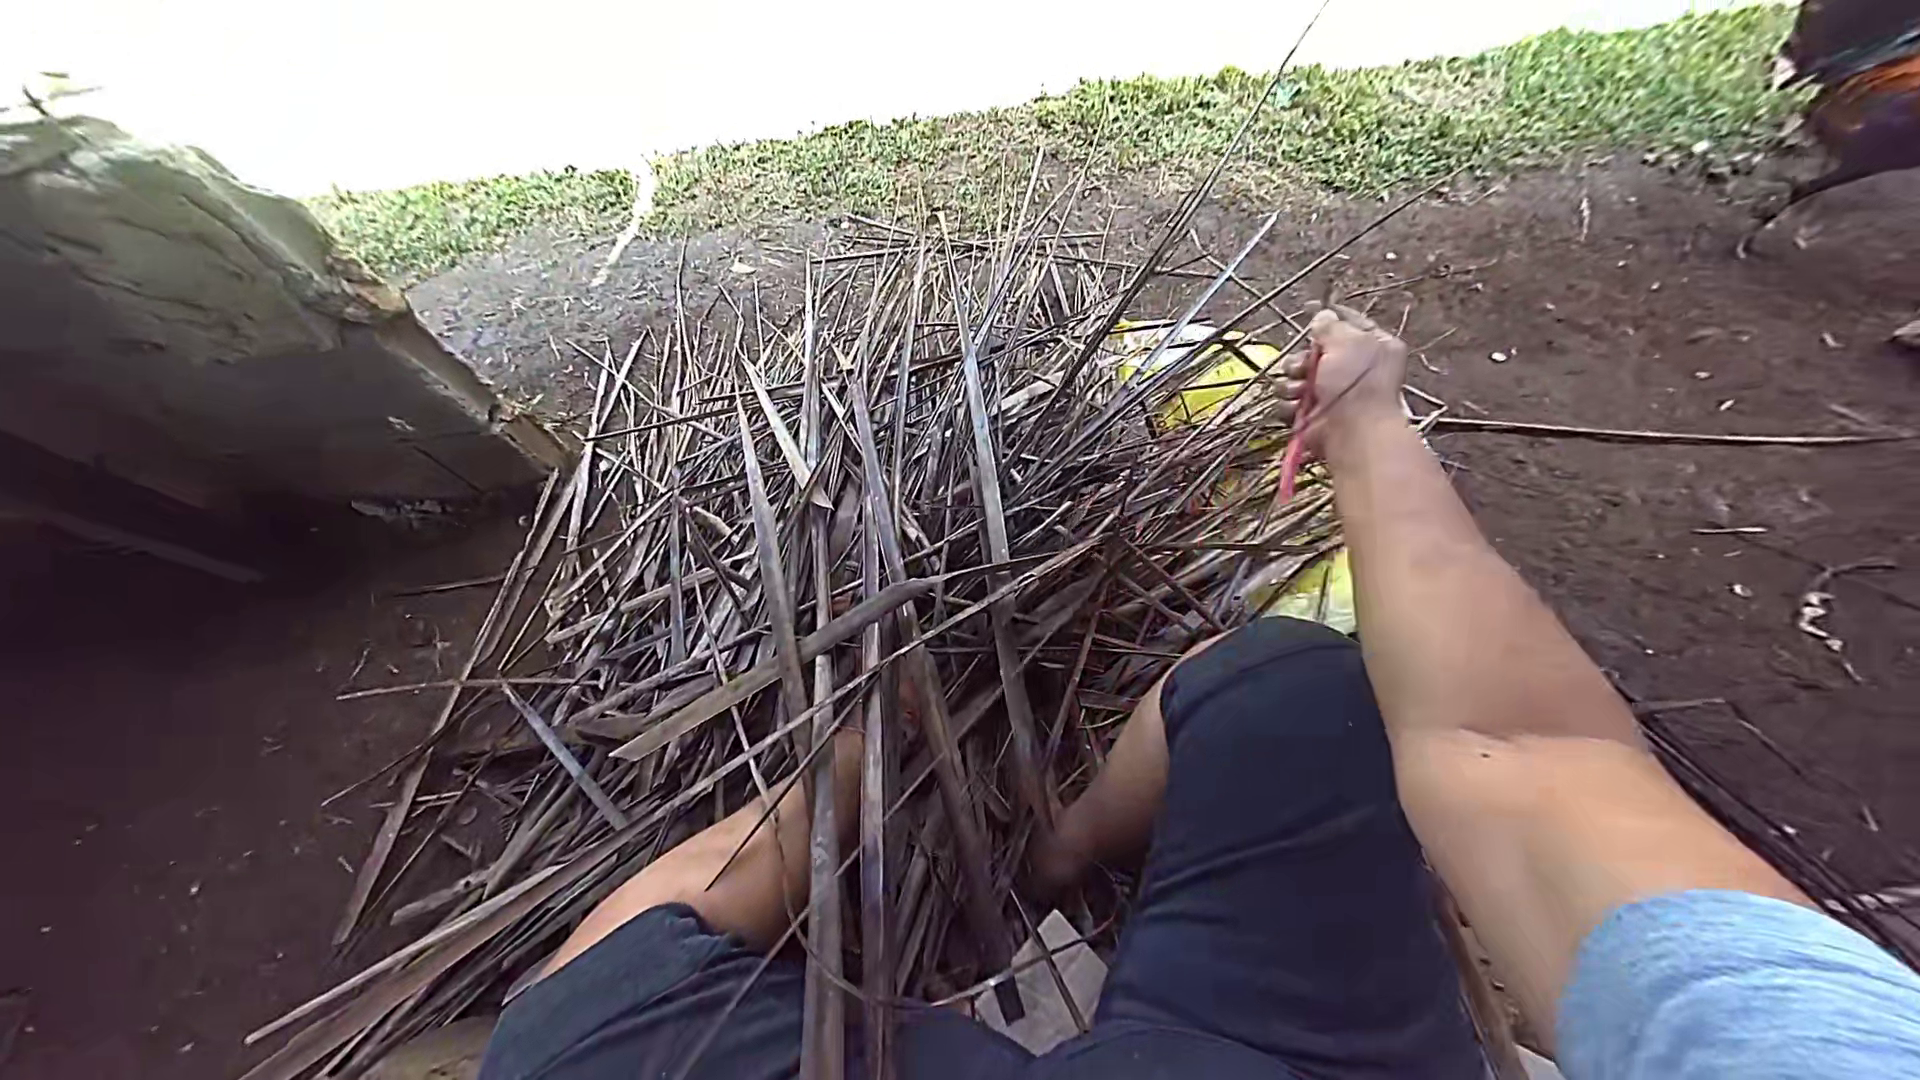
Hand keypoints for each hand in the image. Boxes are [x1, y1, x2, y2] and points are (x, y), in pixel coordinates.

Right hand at [1276, 304, 1408, 455]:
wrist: (1350, 428)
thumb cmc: (1356, 382)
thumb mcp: (1347, 342)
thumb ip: (1331, 326)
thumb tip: (1321, 316)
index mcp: (1371, 346)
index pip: (1346, 324)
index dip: (1327, 318)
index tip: (1310, 309)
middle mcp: (1350, 369)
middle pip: (1312, 354)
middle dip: (1301, 361)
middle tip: (1303, 367)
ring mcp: (1328, 394)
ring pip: (1293, 379)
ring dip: (1292, 384)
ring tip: (1302, 392)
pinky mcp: (1309, 415)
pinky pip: (1287, 403)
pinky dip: (1290, 406)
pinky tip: (1299, 407)